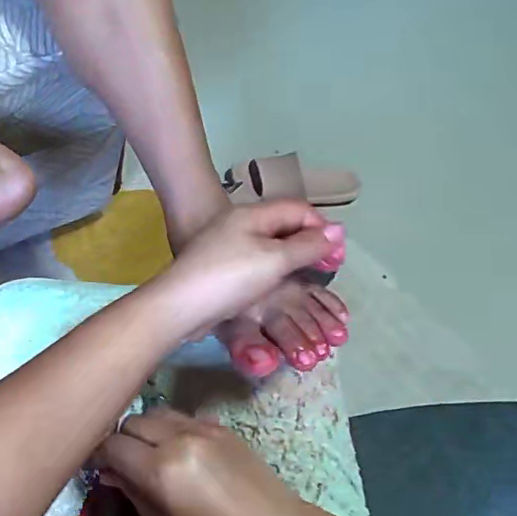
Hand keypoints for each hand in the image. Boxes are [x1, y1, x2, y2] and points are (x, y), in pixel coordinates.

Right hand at [97, 407, 331, 515]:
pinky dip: (171, 429)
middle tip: (123, 463)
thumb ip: (134, 493)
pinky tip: (179, 452)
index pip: (112, 445)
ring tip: (149, 454)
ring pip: (156, 413)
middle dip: (121, 441)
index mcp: (162, 470)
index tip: (98, 469)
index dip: (99, 457)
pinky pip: (182, 417)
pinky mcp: (221, 427)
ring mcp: (202, 428)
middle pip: (131, 422)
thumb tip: (110, 472)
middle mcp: (179, 439)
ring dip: (145, 430)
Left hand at [146, 200, 344, 338]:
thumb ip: (307, 245)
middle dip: (309, 243)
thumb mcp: (274, 260)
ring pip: (268, 247)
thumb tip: (338, 230)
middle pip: (283, 226)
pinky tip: (275, 288)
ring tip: (305, 279)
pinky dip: (270, 272)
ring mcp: (225, 246)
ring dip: (290, 259)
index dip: (322, 228)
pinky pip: (252, 264)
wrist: (178, 306)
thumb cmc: (228, 278)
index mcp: (252, 214)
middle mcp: (238, 225)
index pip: (298, 209)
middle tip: (327, 268)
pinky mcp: (217, 269)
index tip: (336, 256)